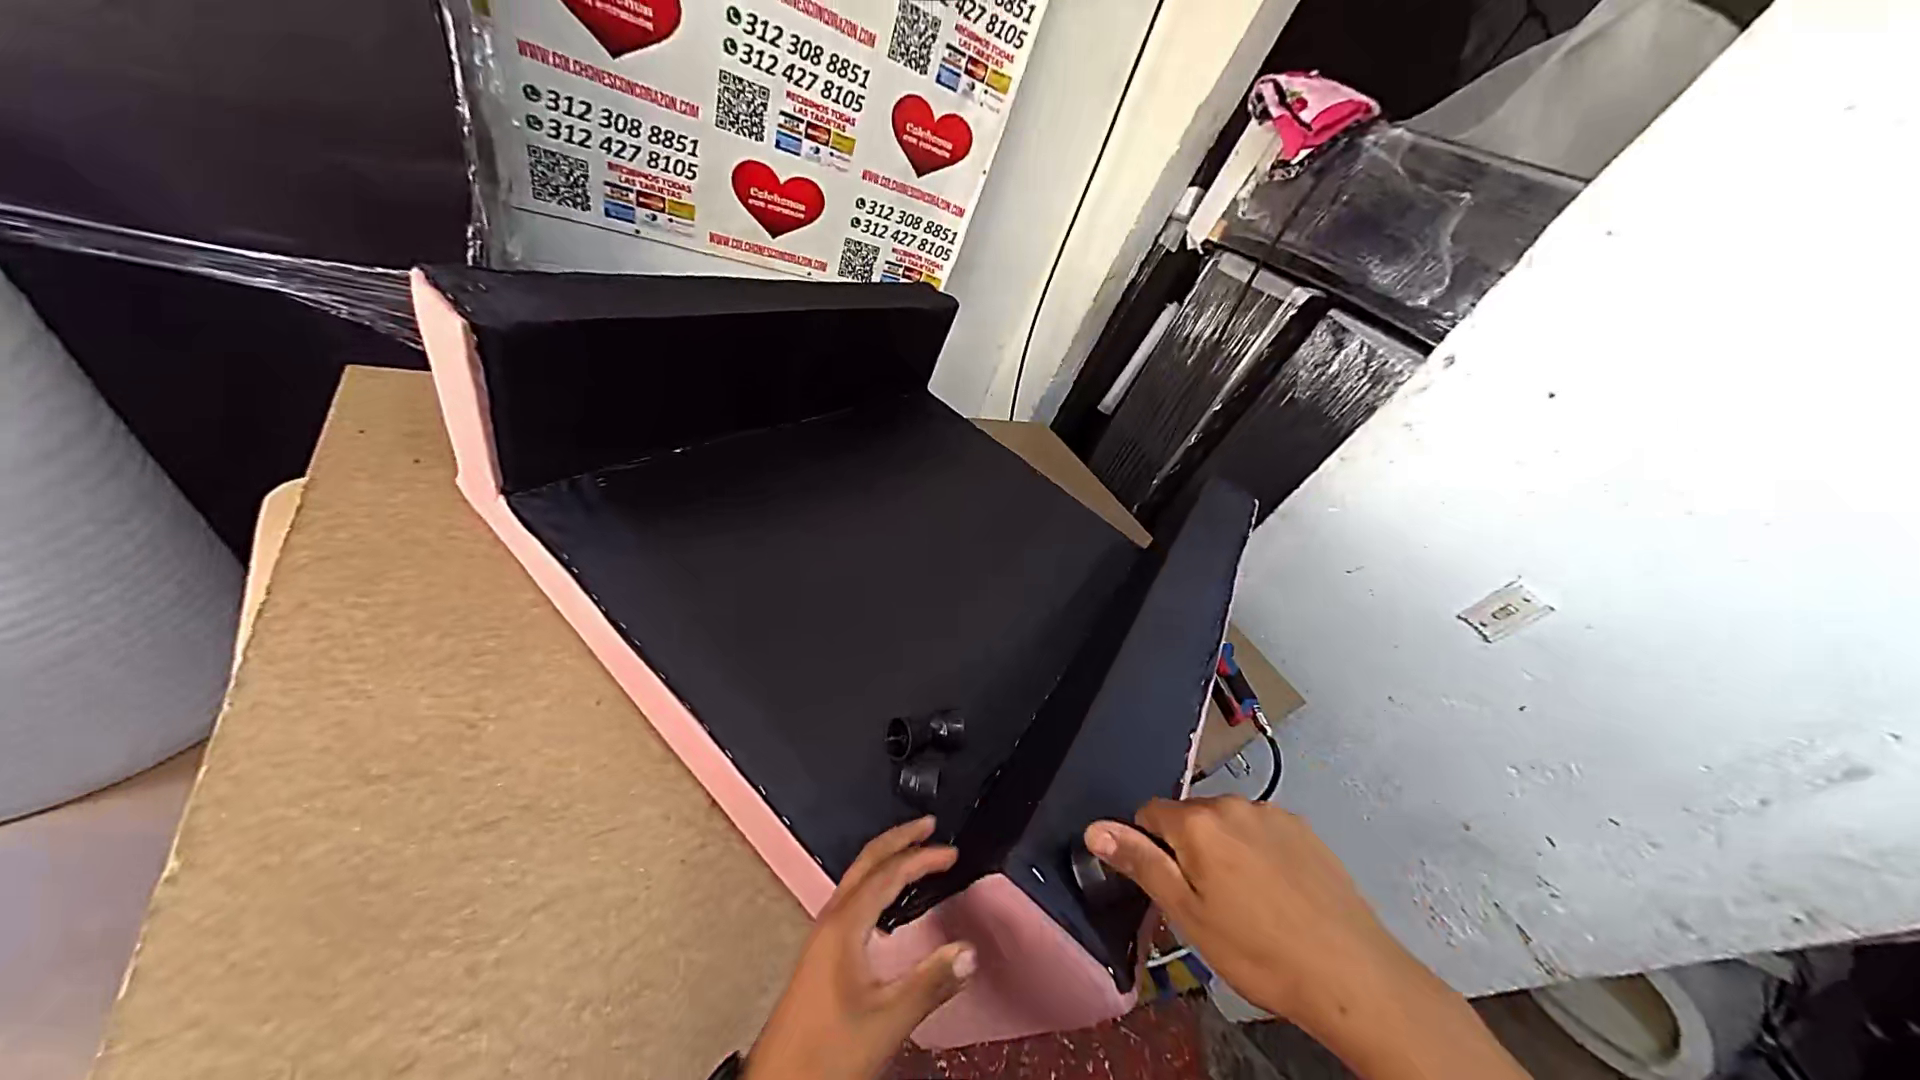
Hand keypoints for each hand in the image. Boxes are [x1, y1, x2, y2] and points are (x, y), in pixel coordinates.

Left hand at [745, 817, 975, 1079]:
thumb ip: (931, 982)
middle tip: (927, 825)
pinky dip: (877, 884)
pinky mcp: (822, 952)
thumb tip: (967, 952)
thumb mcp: (887, 1019)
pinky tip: (889, 903)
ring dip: (887, 859)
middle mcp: (830, 922)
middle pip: (867, 861)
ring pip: (858, 878)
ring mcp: (823, 936)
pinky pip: (854, 898)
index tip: (950, 853)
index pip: (888, 872)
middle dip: (899, 838)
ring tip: (913, 853)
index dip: (922, 857)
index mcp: (844, 926)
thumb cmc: (822, 1055)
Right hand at [1086, 797, 1528, 1079]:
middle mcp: (1234, 805)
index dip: (1149, 847)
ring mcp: (1274, 815)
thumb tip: (1097, 829)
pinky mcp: (1305, 830)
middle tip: (1207, 903)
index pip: (1148, 812)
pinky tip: (1276, 895)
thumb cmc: (1259, 951)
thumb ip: (1140, 862)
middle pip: (1189, 817)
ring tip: (1246, 904)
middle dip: (1188, 850)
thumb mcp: (1187, 914)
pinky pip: (1262, 831)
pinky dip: (1258, 853)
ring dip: (1224, 850)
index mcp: (1198, 823)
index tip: (1169, 885)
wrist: (1352, 976)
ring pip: (1227, 825)